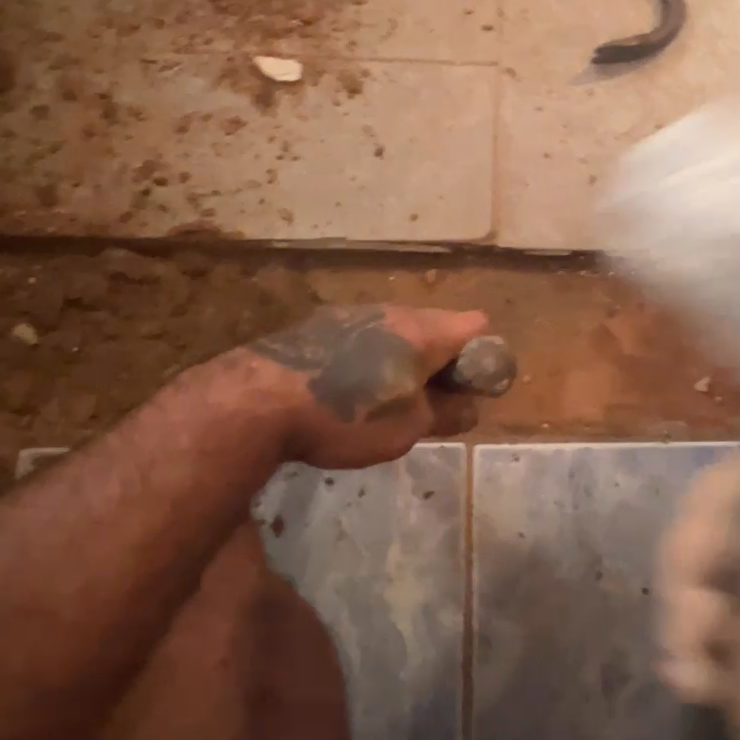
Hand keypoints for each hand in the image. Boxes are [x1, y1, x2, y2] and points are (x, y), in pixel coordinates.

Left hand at [241, 304, 489, 469]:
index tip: (469, 393)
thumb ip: (446, 413)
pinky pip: (362, 338)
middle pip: (436, 328)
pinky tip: (345, 395)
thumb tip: (468, 406)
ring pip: (396, 334)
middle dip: (441, 365)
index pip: (478, 326)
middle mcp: (391, 312)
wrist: (256, 401)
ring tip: (383, 405)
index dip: (483, 358)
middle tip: (428, 406)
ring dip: (402, 363)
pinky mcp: (318, 326)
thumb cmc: (346, 416)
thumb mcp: (408, 428)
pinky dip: (368, 361)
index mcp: (422, 331)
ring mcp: (352, 314)